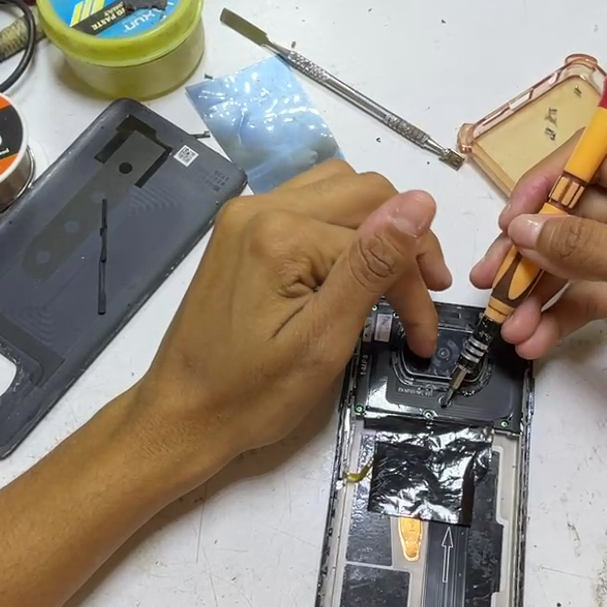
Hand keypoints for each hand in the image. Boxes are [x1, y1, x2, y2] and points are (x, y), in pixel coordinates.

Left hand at [132, 162, 449, 478]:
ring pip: (339, 191)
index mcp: (281, 233)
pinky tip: (348, 268)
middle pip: (364, 194)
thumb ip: (372, 267)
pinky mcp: (241, 231)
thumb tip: (421, 202)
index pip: (378, 241)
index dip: (414, 289)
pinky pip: (307, 205)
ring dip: (376, 229)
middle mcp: (261, 206)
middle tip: (425, 298)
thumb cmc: (251, 396)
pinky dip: (341, 229)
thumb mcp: (323, 340)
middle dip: (406, 245)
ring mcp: (246, 215)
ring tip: (393, 281)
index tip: (425, 340)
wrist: (181, 415)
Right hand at [469, 136, 606, 451]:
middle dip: (532, 248)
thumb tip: (523, 228)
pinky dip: (559, 315)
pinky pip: (588, 294)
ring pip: (576, 257)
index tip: (509, 222)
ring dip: (538, 289)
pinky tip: (534, 341)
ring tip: (507, 325)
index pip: (602, 158)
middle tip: (489, 280)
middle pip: (578, 211)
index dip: (549, 183)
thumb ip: (595, 248)